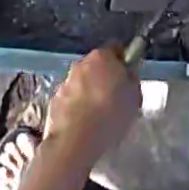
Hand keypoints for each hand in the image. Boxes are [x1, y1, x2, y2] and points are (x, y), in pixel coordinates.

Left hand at [43, 45, 140, 171]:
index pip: (116, 49)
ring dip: (90, 92)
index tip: (129, 78)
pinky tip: (84, 123)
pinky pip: (72, 98)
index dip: (124, 62)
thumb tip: (128, 72)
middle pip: (97, 65)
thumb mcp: (134, 97)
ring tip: (99, 115)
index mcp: (102, 56)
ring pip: (83, 82)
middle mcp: (81, 63)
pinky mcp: (55, 99)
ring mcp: (65, 81)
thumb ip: (131, 79)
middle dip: (106, 77)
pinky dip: (77, 105)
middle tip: (116, 98)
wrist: (76, 140)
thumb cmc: (111, 114)